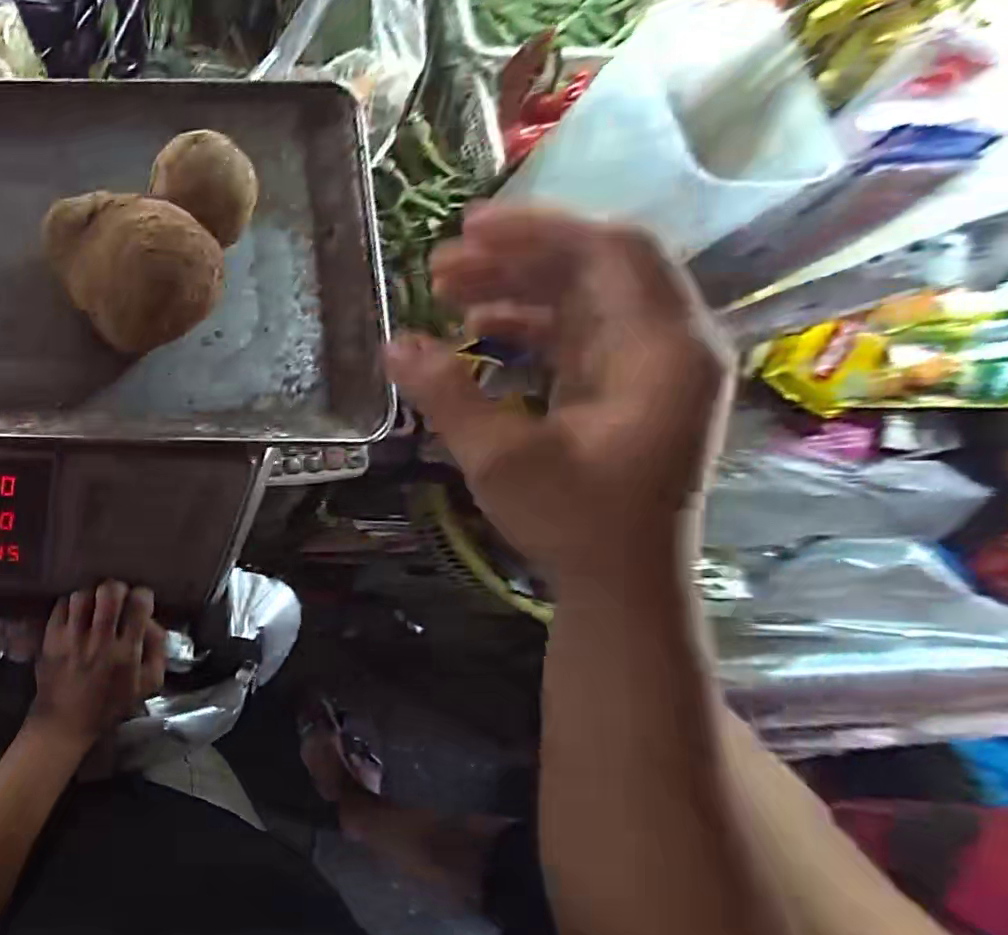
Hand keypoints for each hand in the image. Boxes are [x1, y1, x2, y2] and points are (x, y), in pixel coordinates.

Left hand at [30, 581, 165, 745]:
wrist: (65, 721)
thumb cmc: (108, 706)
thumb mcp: (145, 686)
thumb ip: (157, 653)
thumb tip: (154, 625)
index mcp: (126, 652)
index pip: (138, 605)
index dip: (143, 596)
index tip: (140, 601)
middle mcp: (100, 639)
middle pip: (110, 591)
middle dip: (117, 588)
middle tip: (117, 598)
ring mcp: (72, 636)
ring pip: (83, 594)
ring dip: (92, 596)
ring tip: (94, 606)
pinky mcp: (51, 636)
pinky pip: (62, 604)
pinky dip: (71, 604)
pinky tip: (75, 615)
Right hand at [387, 204, 733, 588]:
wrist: (621, 580)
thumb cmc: (573, 521)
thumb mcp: (500, 459)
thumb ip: (447, 396)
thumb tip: (392, 345)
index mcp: (661, 351)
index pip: (611, 254)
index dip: (539, 231)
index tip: (467, 227)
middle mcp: (668, 344)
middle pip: (598, 268)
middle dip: (517, 257)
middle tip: (439, 263)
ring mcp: (649, 366)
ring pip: (584, 299)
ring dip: (516, 289)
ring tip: (445, 290)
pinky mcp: (625, 389)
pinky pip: (577, 335)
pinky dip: (527, 326)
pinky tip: (475, 332)